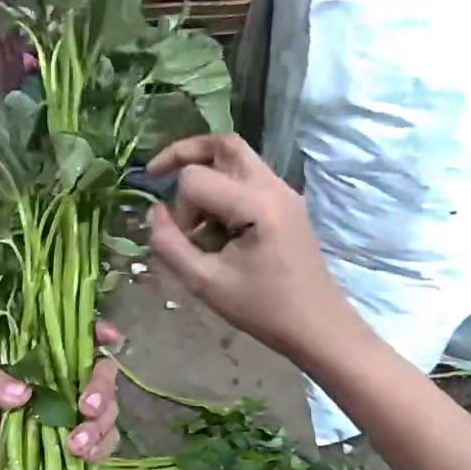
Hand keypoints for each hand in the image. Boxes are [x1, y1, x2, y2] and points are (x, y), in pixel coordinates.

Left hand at [0, 319, 124, 469]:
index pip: (80, 338)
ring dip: (97, 426)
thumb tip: (22, 393)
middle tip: (86, 408)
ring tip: (74, 445)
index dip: (99, 332)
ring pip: (110, 408)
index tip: (109, 336)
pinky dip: (100, 447)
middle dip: (101, 388)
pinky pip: (110, 439)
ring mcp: (88, 413)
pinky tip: (83, 456)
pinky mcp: (96, 442)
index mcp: (48, 364)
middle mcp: (74, 383)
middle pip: (105, 371)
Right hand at [146, 134, 360, 361]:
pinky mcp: (287, 203)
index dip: (178, 209)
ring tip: (193, 216)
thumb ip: (170, 245)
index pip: (195, 178)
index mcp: (256, 204)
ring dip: (206, 175)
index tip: (185, 242)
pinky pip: (248, 177)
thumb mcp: (205, 284)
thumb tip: (153, 213)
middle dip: (184, 155)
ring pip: (236, 158)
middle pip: (222, 144)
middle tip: (156, 174)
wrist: (317, 325)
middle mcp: (273, 186)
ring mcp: (284, 192)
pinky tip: (216, 225)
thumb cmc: (263, 309)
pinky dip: (224, 188)